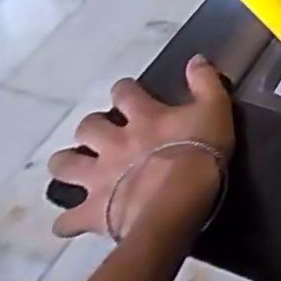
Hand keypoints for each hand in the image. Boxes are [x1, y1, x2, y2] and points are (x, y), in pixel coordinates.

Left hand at [47, 55, 233, 241]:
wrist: (180, 200)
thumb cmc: (201, 151)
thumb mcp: (215, 108)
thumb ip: (205, 80)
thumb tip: (195, 58)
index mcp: (143, 117)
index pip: (124, 92)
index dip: (123, 90)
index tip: (126, 91)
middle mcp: (113, 142)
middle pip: (87, 127)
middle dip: (90, 128)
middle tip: (100, 133)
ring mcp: (99, 177)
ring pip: (65, 166)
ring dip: (66, 164)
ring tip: (73, 166)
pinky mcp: (94, 212)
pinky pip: (67, 221)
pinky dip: (68, 221)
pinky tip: (71, 221)